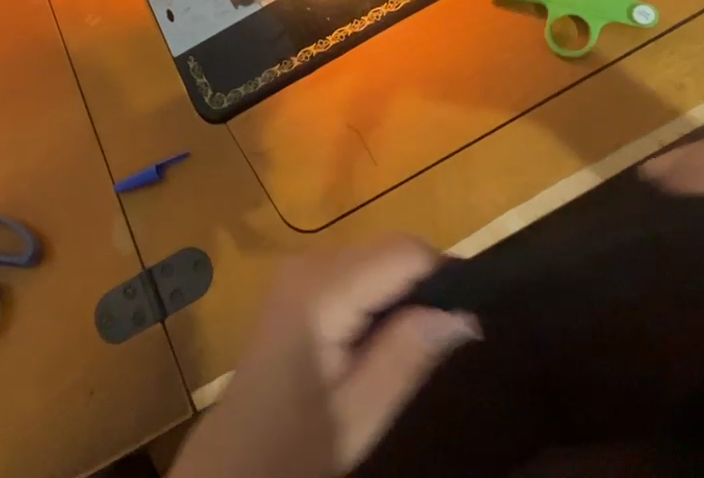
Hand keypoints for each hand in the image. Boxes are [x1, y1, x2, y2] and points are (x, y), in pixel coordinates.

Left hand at [168, 235, 480, 477]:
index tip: (465, 322)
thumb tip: (466, 313)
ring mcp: (298, 266)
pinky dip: (379, 291)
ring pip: (376, 254)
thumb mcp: (361, 411)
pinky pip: (356, 267)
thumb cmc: (298, 441)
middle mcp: (308, 261)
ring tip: (409, 344)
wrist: (237, 455)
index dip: (444, 278)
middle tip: (439, 342)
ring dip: (402, 289)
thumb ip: (407, 354)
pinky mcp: (297, 278)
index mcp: (320, 291)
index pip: (404, 252)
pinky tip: (376, 336)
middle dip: (424, 285)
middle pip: (391, 248)